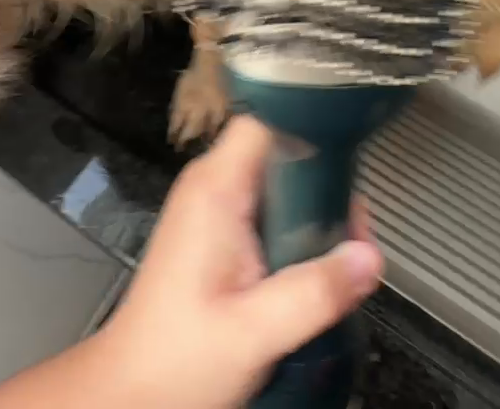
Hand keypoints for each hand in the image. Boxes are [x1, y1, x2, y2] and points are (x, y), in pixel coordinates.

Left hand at [92, 116, 382, 408]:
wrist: (131, 392)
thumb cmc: (175, 360)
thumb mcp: (252, 332)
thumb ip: (313, 293)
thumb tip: (369, 257)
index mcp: (216, 189)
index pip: (268, 118)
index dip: (311, 122)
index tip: (352, 149)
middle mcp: (215, 185)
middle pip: (284, 150)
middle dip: (326, 184)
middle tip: (353, 231)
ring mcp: (217, 207)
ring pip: (284, 183)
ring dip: (317, 214)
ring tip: (340, 257)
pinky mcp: (223, 231)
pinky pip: (275, 210)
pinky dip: (301, 232)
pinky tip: (315, 271)